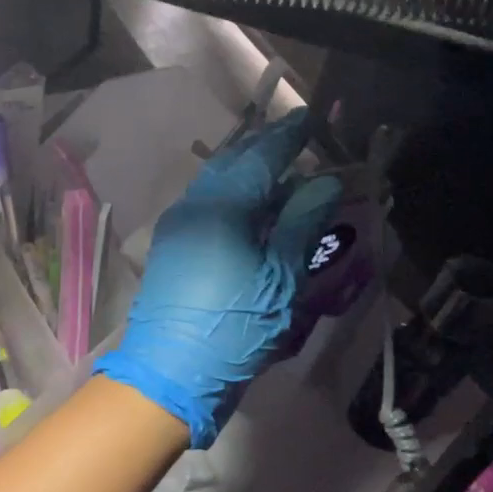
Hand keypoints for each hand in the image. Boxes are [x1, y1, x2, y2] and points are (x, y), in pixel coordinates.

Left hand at [94, 109, 343, 447]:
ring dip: (248, 175)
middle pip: (232, 164)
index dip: (287, 137)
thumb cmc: (234, 327)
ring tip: (282, 175)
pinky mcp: (171, 249)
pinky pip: (206, 206)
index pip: (259, 155)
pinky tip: (254, 209)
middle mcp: (192, 206)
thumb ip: (302, 224)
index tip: (310, 119)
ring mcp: (176, 227)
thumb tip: (322, 182)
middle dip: (265, 150)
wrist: (170, 372)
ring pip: (216, 185)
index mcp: (220, 205)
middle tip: (298, 142)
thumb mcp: (281, 278)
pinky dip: (233, 198)